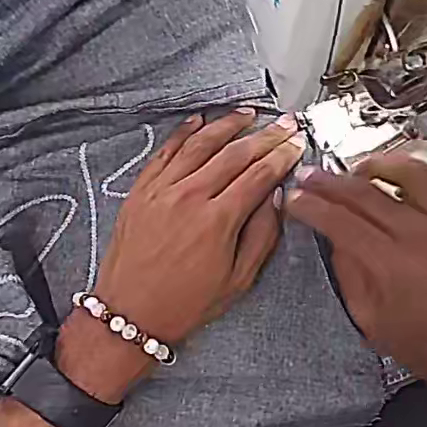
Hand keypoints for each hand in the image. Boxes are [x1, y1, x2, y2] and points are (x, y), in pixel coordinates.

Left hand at [55, 109, 305, 402]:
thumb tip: (276, 199)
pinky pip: (165, 151)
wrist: (130, 313)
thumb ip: (261, 236)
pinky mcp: (141, 190)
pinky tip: (199, 120)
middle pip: (235, 154)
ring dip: (227, 125)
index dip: (282, 156)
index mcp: (217, 221)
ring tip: (247, 114)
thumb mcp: (237, 281)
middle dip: (265, 135)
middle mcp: (190, 197)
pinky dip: (184, 132)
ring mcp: (162, 190)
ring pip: (200, 144)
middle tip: (284, 123)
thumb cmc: (184, 303)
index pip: (259, 175)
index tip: (296, 144)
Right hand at [284, 154, 426, 395]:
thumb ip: (347, 271)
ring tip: (357, 170)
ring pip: (410, 173)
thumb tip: (331, 236)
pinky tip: (408, 178)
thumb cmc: (426, 343)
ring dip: (376, 165)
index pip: (341, 220)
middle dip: (329, 183)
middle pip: (366, 193)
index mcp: (393, 267)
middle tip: (311, 179)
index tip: (298, 201)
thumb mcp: (368, 318)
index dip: (311, 206)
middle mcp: (425, 239)